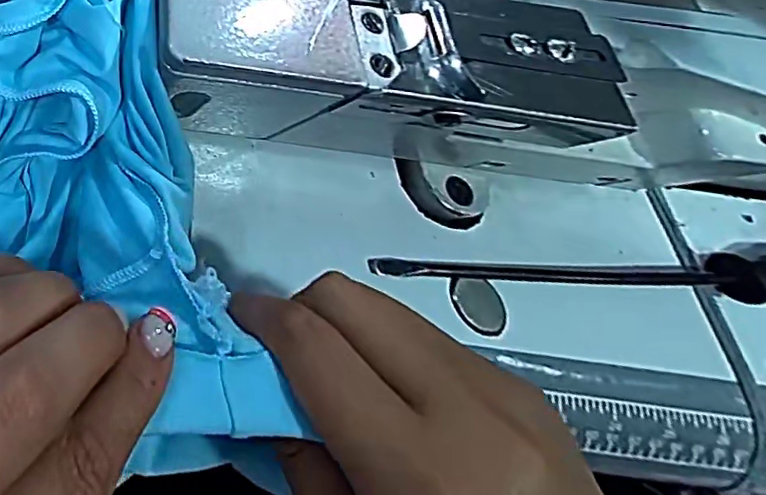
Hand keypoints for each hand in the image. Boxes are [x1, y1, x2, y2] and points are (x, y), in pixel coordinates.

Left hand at [0, 255, 175, 494]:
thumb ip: (99, 428)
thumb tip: (155, 334)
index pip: (73, 460)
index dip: (125, 384)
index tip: (153, 332)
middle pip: (20, 387)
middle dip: (82, 331)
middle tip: (98, 326)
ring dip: (41, 292)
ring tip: (57, 307)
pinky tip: (15, 289)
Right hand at [233, 271, 599, 494]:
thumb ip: (304, 464)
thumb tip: (263, 391)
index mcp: (430, 466)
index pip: (315, 343)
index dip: (262, 319)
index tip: (239, 322)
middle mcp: (476, 411)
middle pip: (348, 298)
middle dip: (301, 311)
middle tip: (282, 355)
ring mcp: (508, 393)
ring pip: (386, 308)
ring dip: (346, 329)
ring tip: (339, 382)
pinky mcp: (526, 391)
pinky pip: (430, 338)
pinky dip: (391, 351)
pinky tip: (393, 400)